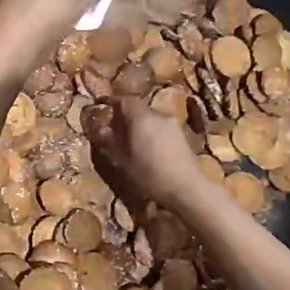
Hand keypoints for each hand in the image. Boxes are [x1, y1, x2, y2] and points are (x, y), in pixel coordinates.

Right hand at [85, 95, 223, 213]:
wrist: (187, 188)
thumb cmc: (150, 174)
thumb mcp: (124, 161)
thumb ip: (112, 142)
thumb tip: (102, 129)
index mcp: (141, 118)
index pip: (125, 100)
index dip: (114, 105)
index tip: (105, 114)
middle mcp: (159, 116)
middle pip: (139, 110)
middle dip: (127, 119)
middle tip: (117, 133)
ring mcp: (174, 125)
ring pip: (152, 120)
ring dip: (142, 128)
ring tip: (135, 145)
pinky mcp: (184, 136)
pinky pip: (163, 129)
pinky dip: (154, 135)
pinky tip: (152, 153)